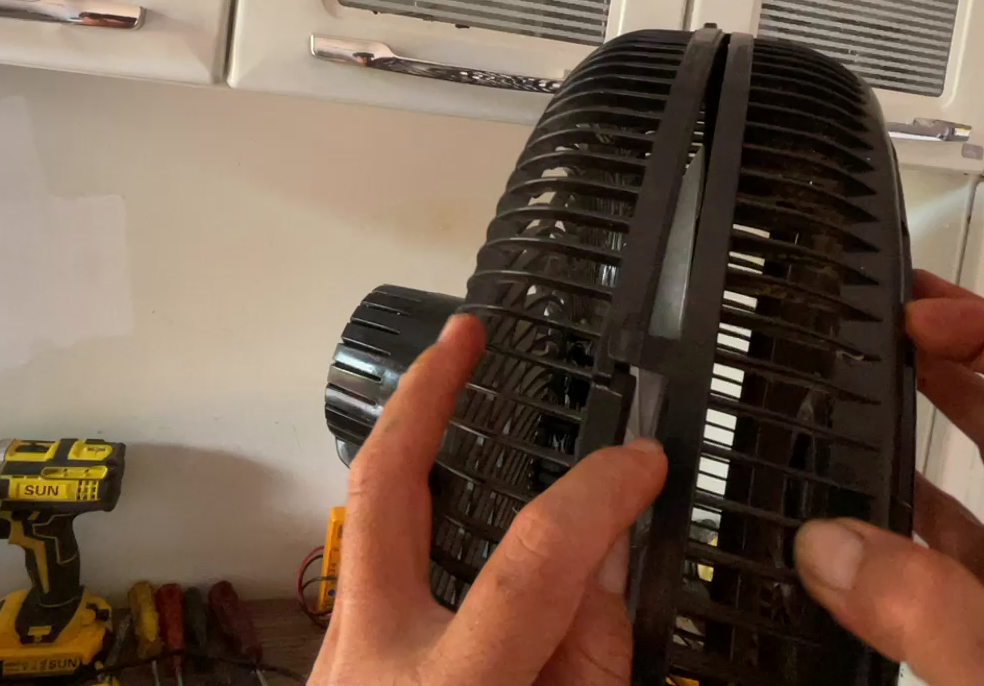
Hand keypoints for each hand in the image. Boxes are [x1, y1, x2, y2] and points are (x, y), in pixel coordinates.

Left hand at [309, 313, 666, 685]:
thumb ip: (591, 654)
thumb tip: (599, 550)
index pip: (532, 563)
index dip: (598, 497)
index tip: (645, 457)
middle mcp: (371, 648)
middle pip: (384, 484)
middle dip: (423, 394)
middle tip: (462, 331)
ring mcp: (339, 642)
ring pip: (368, 502)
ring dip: (410, 430)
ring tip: (445, 375)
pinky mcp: (338, 643)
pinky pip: (380, 545)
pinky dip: (415, 496)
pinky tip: (447, 474)